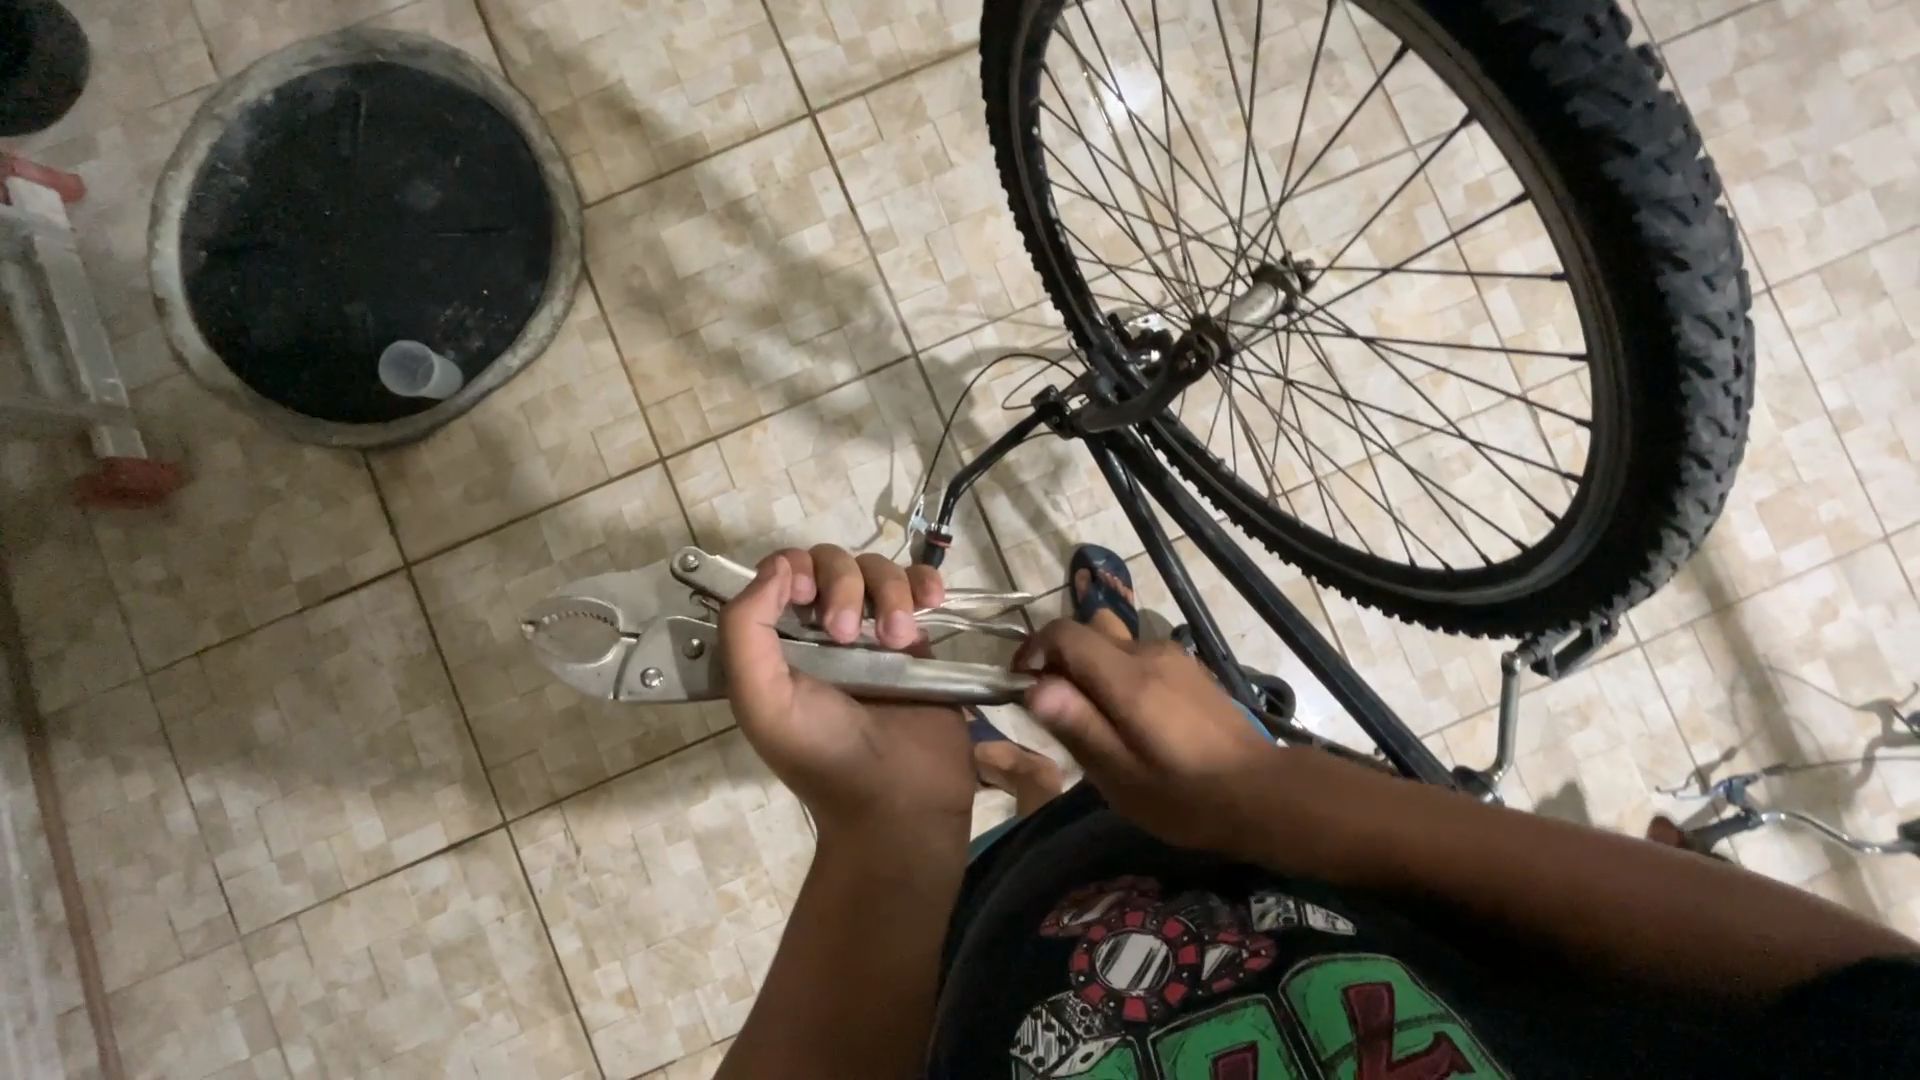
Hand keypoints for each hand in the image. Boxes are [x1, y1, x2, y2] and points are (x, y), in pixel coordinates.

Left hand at [719, 546, 975, 850]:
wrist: (899, 801)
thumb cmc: (825, 756)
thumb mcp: (763, 702)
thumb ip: (746, 630)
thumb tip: (776, 565)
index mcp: (781, 641)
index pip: (782, 571)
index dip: (794, 570)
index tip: (807, 599)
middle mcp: (824, 630)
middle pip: (833, 562)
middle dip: (843, 586)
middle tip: (850, 636)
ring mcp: (874, 632)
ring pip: (879, 570)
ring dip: (889, 593)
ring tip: (899, 639)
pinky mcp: (918, 641)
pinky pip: (921, 587)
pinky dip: (926, 582)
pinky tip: (932, 601)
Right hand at [1013, 618, 1284, 857]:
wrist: (1263, 794)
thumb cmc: (1185, 797)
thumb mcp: (1121, 775)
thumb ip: (1078, 725)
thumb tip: (1033, 687)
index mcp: (1128, 678)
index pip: (1065, 633)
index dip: (1034, 650)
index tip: (1022, 683)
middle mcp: (1149, 653)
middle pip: (1088, 632)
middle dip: (1061, 660)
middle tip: (1058, 708)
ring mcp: (1173, 657)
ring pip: (1114, 643)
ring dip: (1091, 668)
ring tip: (1095, 719)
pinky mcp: (1188, 669)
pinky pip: (1138, 656)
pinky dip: (1118, 674)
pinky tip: (1132, 718)